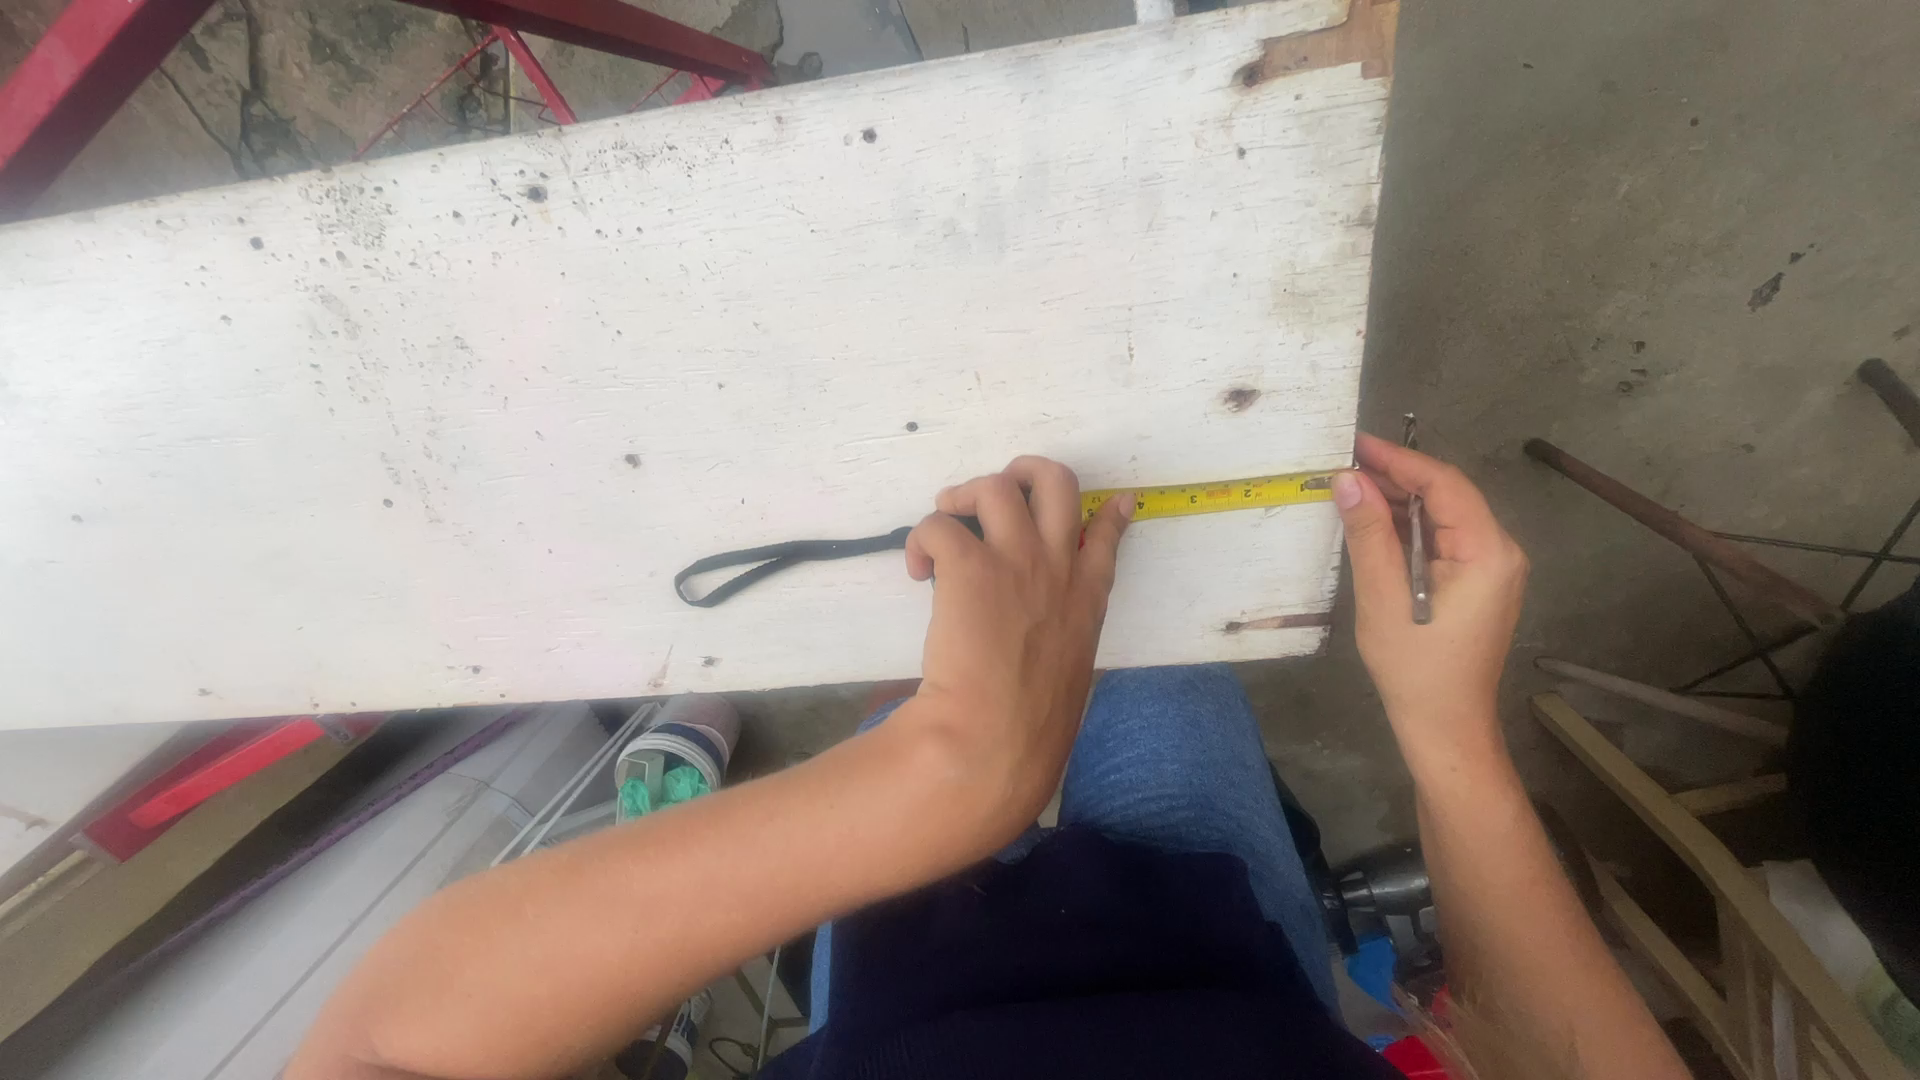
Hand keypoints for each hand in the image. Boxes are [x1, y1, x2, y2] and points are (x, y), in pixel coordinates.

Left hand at [896, 457, 1133, 836]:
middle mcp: (1056, 566)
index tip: (1117, 500)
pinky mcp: (970, 568)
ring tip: (944, 526)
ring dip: (962, 496)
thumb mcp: (1067, 676)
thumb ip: (1065, 644)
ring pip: (994, 486)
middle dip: (1023, 470)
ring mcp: (1016, 561)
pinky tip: (916, 571)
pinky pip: (939, 525)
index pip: (1106, 537)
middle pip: (1055, 481)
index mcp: (1086, 597)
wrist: (994, 740)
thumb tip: (1054, 640)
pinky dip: (921, 538)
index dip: (1109, 512)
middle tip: (990, 493)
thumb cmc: (1030, 724)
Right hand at [1331, 433, 1527, 754]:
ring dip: (1398, 501)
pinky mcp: (1476, 583)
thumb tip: (1347, 480)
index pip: (1444, 485)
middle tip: (1342, 466)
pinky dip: (1406, 527)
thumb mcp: (1382, 596)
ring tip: (1349, 489)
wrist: (1443, 724)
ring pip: (1442, 516)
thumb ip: (1368, 533)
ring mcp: (1491, 568)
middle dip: (1396, 477)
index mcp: (1487, 552)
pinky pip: (1440, 539)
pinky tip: (1373, 524)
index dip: (1399, 460)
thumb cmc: (1414, 665)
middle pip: (1446, 496)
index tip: (1354, 443)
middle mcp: (1500, 552)